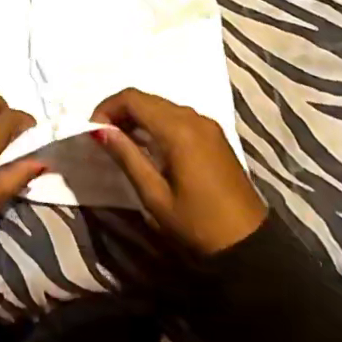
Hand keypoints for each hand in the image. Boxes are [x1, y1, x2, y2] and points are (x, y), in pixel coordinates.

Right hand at [91, 88, 266, 255]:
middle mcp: (194, 117)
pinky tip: (149, 147)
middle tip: (103, 137)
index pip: (133, 99)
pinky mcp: (214, 135)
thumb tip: (99, 130)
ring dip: (139, 117)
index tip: (93, 130)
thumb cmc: (197, 223)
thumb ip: (127, 157)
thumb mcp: (155, 195)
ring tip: (122, 143)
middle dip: (121, 111)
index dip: (107, 107)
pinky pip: (179, 117)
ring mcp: (207, 125)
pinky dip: (158, 123)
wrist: (248, 242)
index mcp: (178, 130)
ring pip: (163, 106)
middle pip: (148, 99)